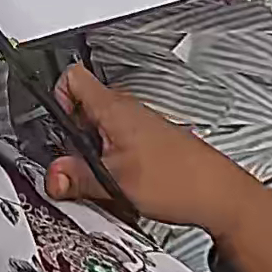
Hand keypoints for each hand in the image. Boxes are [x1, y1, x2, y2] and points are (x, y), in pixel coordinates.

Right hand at [46, 64, 271, 271]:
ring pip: (98, 129)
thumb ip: (77, 177)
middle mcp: (125, 110)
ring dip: (91, 152)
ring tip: (101, 177)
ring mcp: (137, 124)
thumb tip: (52, 175)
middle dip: (72, 137)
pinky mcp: (146, 141)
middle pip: (81, 108)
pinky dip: (110, 161)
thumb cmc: (178, 180)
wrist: (219, 195)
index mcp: (113, 108)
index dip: (57, 97)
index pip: (72, 77)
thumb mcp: (115, 182)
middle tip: (77, 161)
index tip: (56, 125)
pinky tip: (120, 185)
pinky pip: (115, 142)